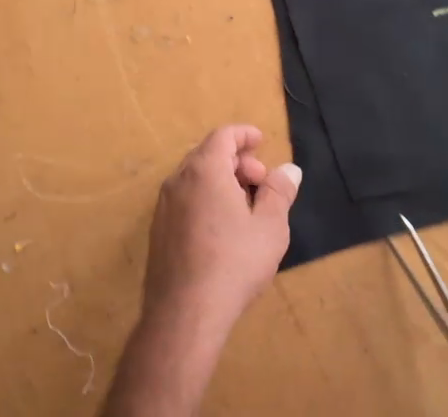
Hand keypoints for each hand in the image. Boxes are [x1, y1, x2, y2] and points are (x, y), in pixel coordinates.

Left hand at [143, 125, 301, 332]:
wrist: (185, 312)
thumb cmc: (233, 263)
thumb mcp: (270, 227)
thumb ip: (279, 192)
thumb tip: (289, 169)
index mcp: (205, 170)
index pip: (223, 136)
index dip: (244, 134)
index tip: (261, 141)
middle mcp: (178, 180)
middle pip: (208, 154)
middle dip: (237, 161)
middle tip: (260, 183)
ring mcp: (163, 206)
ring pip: (194, 178)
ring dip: (221, 181)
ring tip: (246, 207)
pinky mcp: (158, 230)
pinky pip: (185, 200)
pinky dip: (205, 199)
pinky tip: (222, 229)